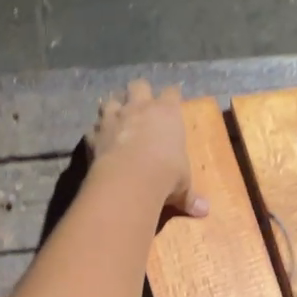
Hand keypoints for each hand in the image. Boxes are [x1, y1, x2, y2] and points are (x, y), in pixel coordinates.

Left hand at [87, 80, 208, 217]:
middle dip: (140, 92)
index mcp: (167, 113)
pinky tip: (99, 141)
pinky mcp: (94, 134)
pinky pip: (92, 128)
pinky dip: (95, 133)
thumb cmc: (166, 175)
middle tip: (142, 104)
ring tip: (116, 118)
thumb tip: (204, 211)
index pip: (172, 93)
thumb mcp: (182, 186)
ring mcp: (113, 118)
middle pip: (139, 85)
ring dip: (114, 107)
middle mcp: (140, 108)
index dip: (172, 96)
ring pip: (111, 100)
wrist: (129, 179)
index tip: (173, 100)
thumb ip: (189, 196)